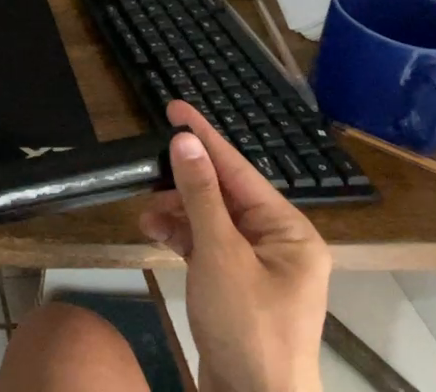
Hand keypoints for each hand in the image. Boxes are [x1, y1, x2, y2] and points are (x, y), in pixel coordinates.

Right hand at [140, 101, 329, 391]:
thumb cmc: (247, 328)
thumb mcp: (220, 255)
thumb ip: (201, 195)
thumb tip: (186, 142)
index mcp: (289, 231)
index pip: (240, 169)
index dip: (205, 137)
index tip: (175, 107)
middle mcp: (277, 243)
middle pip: (224, 193)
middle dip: (183, 184)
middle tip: (147, 171)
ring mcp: (256, 266)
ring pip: (210, 218)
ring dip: (177, 212)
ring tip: (145, 216)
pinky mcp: (235, 285)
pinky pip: (206, 244)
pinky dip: (181, 235)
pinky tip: (156, 232)